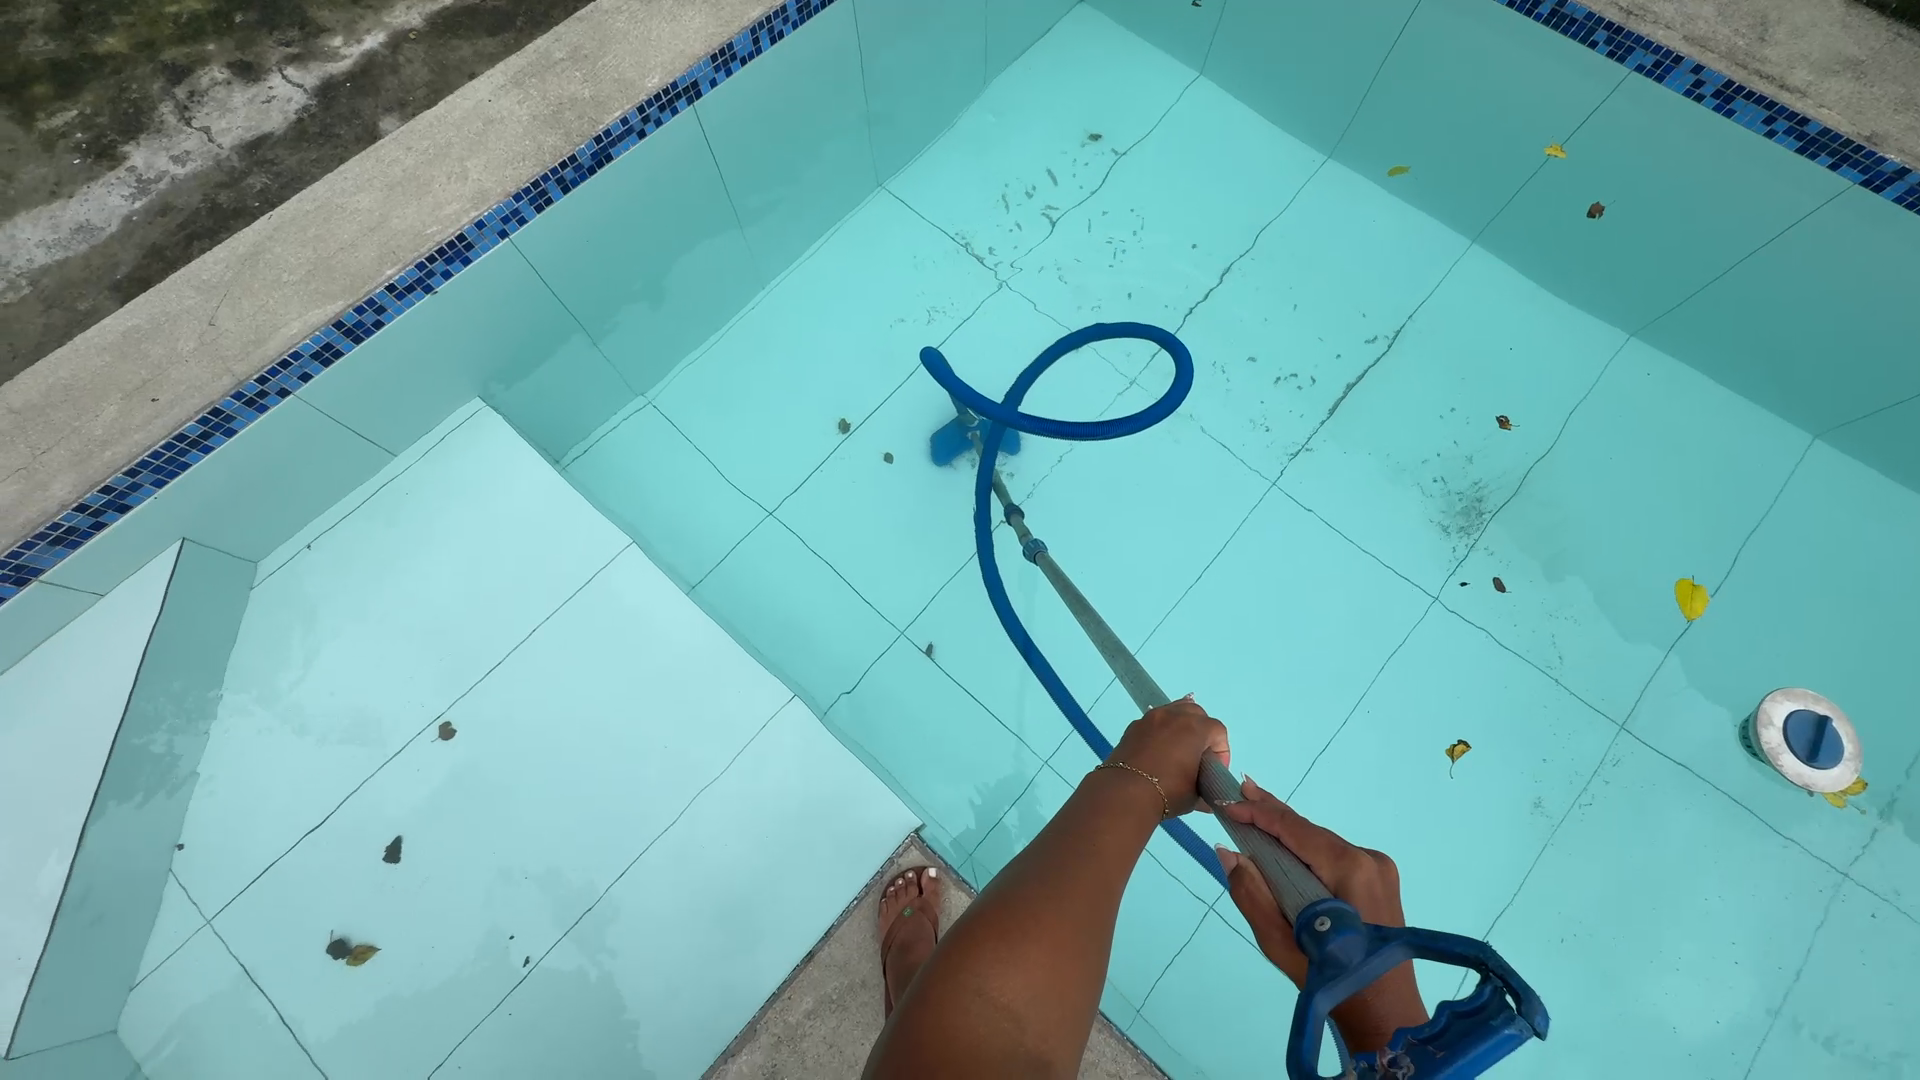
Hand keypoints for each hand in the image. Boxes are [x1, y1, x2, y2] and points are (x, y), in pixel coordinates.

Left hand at [1105, 697, 1228, 815]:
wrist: (1124, 792)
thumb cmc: (1167, 791)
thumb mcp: (1195, 795)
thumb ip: (1205, 788)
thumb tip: (1206, 798)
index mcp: (1193, 728)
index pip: (1218, 730)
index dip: (1221, 751)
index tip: (1213, 770)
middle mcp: (1172, 715)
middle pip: (1196, 713)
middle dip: (1202, 732)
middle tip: (1198, 756)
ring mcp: (1150, 718)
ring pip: (1173, 711)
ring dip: (1180, 727)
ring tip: (1178, 751)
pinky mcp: (1133, 726)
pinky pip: (1153, 721)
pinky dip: (1160, 731)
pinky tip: (1157, 752)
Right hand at [1215, 778, 1426, 1054]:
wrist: (1387, 1016)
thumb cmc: (1328, 979)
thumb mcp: (1279, 941)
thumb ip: (1250, 892)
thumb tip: (1227, 851)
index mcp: (1348, 868)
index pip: (1294, 828)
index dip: (1258, 812)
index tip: (1226, 802)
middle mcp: (1368, 859)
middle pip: (1308, 829)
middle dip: (1271, 811)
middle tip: (1240, 786)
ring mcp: (1378, 868)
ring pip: (1320, 840)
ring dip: (1287, 828)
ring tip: (1254, 805)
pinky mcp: (1379, 880)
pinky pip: (1332, 854)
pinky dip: (1304, 845)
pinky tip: (1285, 837)